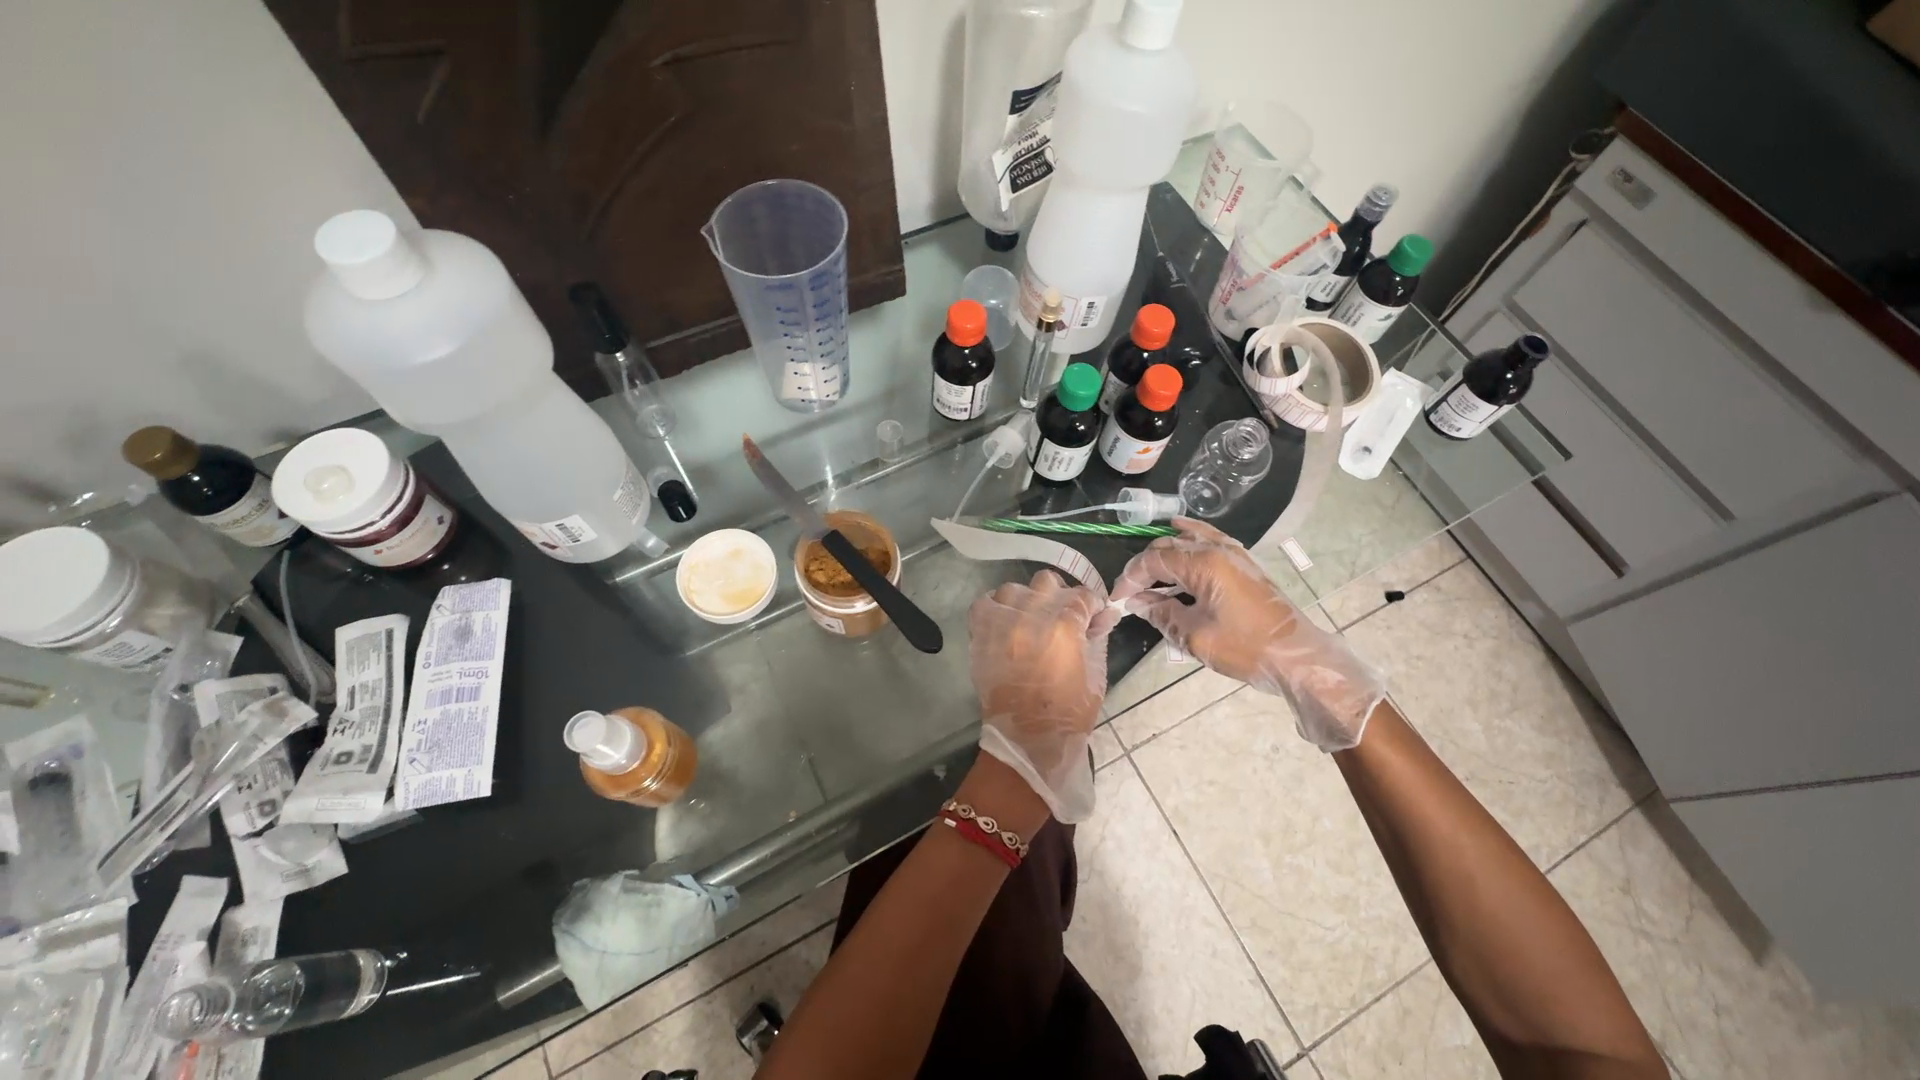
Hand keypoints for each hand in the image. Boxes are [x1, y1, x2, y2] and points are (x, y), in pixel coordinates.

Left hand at [968, 570, 1116, 822]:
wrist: (1027, 740)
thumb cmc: (1069, 713)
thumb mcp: (1096, 675)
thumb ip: (1098, 638)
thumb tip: (1103, 615)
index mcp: (1066, 626)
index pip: (1083, 595)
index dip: (1090, 605)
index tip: (1091, 616)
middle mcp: (1032, 616)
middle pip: (1048, 583)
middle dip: (1059, 598)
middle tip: (1061, 619)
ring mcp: (1003, 623)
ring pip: (1014, 588)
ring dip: (1026, 601)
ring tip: (1030, 621)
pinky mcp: (981, 634)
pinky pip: (985, 602)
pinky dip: (996, 608)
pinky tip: (1006, 622)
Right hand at [1111, 519, 1385, 750]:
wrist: (1297, 657)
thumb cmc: (1246, 648)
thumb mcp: (1196, 636)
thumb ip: (1162, 614)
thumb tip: (1137, 602)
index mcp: (1204, 563)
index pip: (1154, 560)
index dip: (1130, 578)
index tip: (1116, 599)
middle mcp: (1218, 550)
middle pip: (1169, 546)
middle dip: (1144, 567)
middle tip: (1130, 593)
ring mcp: (1235, 554)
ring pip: (1189, 540)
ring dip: (1165, 555)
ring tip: (1147, 577)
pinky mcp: (1244, 564)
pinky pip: (1210, 541)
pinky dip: (1190, 539)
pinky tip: (1180, 536)